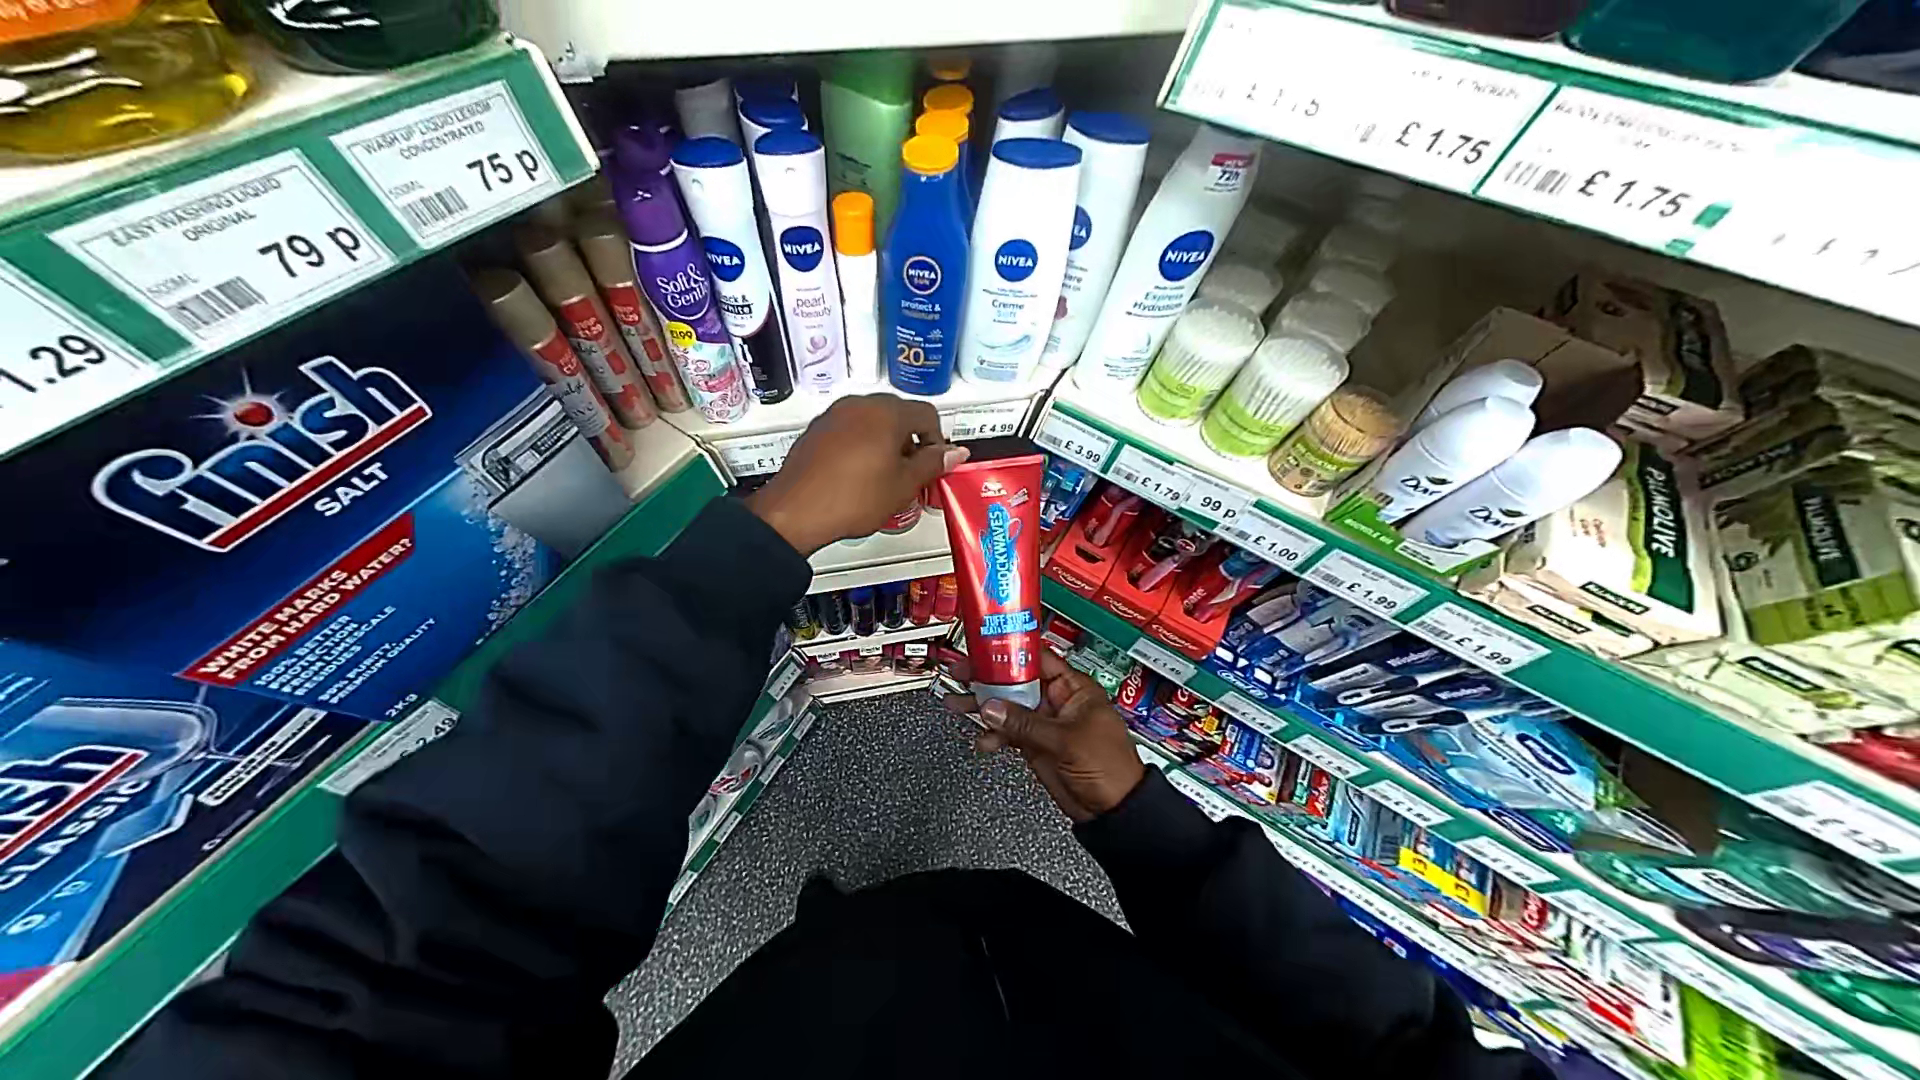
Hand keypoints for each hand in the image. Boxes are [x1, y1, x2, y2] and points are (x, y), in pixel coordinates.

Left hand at [745, 394, 968, 555]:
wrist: (797, 513)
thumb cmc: (848, 498)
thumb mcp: (904, 485)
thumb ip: (933, 463)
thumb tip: (953, 453)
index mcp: (886, 412)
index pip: (927, 415)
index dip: (938, 442)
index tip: (935, 463)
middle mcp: (859, 405)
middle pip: (900, 415)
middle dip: (911, 443)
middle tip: (914, 473)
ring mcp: (834, 416)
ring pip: (873, 422)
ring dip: (886, 445)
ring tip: (886, 478)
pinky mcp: (817, 431)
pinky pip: (850, 431)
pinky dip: (862, 447)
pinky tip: (860, 477)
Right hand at [942, 649, 1144, 822]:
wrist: (1113, 811)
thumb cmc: (1111, 768)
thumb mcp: (1066, 740)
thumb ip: (1025, 723)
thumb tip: (993, 708)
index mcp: (1073, 688)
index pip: (1038, 659)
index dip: (1012, 651)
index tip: (986, 647)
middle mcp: (1057, 701)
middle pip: (1016, 681)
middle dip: (988, 678)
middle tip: (962, 673)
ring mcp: (1044, 722)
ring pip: (1007, 706)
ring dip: (983, 706)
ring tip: (959, 704)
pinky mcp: (1035, 744)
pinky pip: (1008, 732)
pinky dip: (993, 734)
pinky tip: (985, 740)